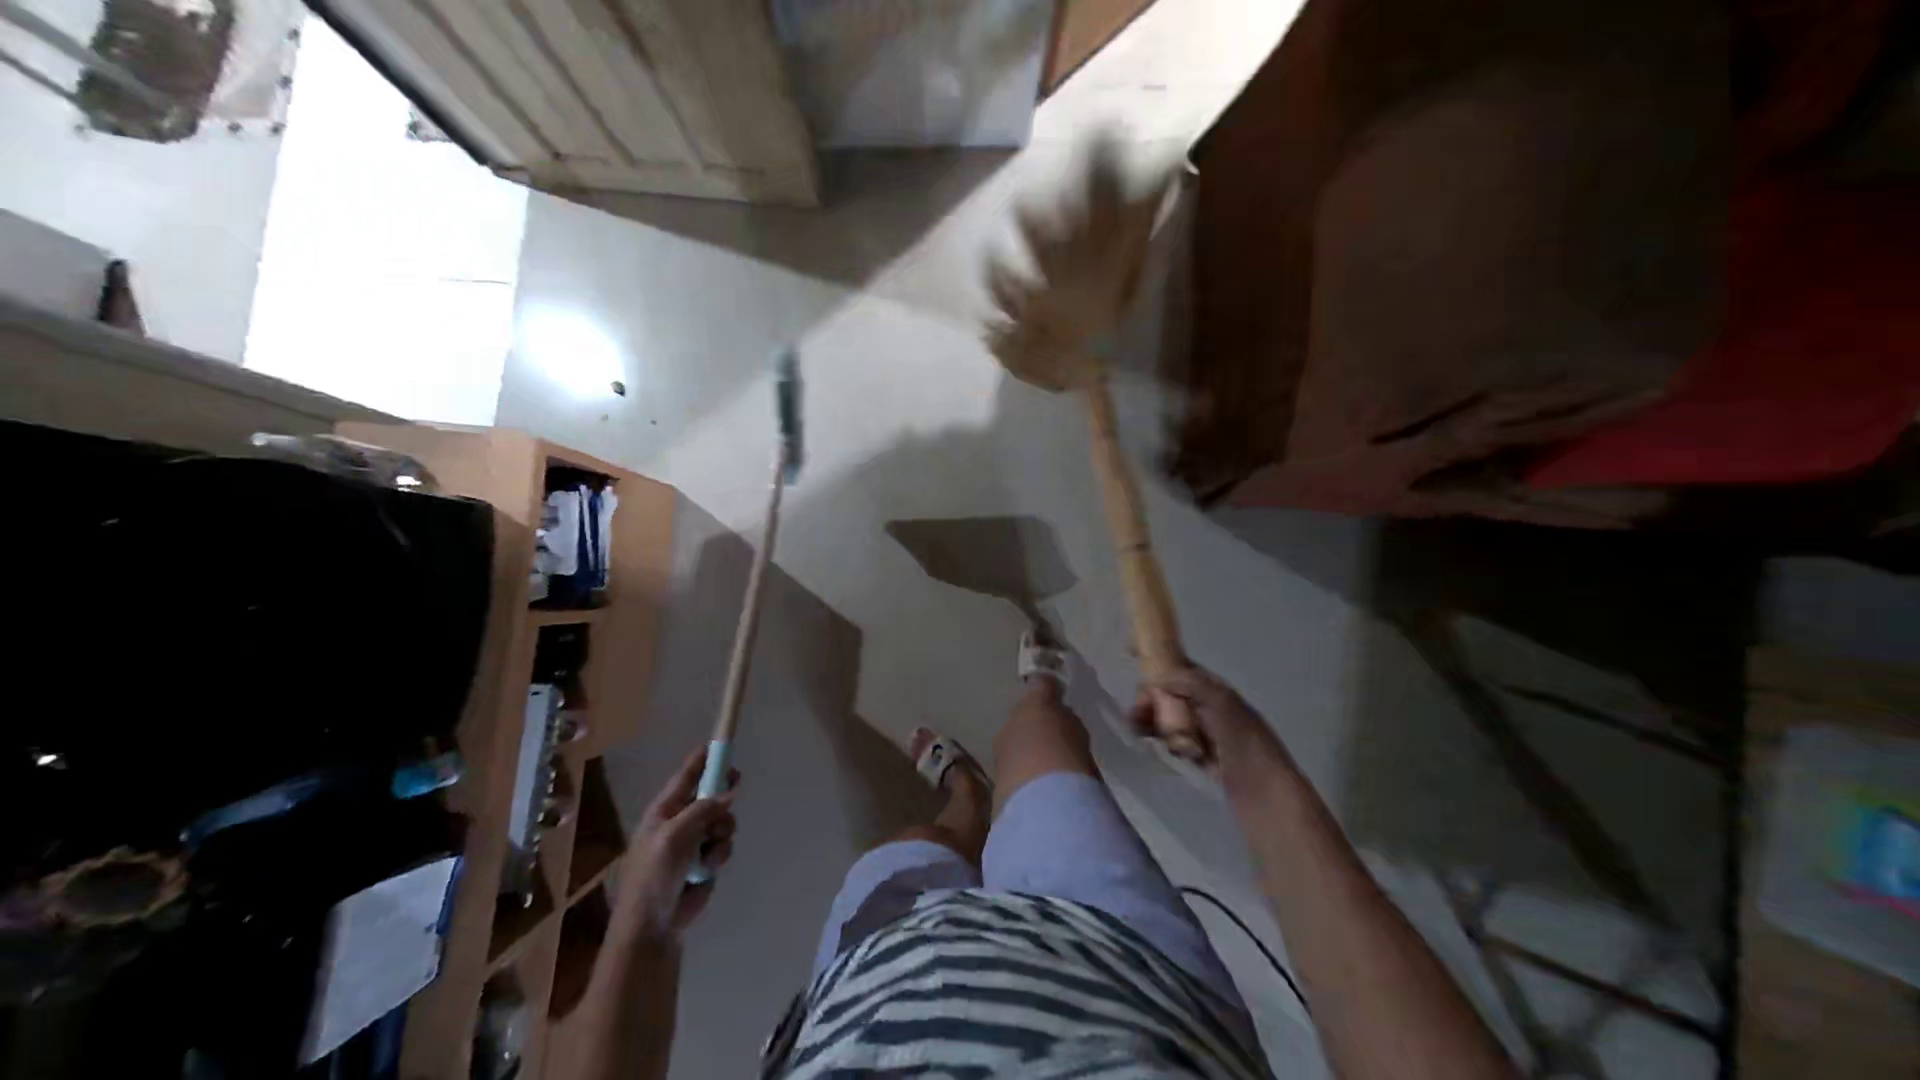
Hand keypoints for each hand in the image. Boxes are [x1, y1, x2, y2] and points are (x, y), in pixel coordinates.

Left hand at [613, 747, 738, 943]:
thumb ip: (703, 810)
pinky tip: (707, 871)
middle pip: (710, 795)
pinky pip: (723, 846)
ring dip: (722, 832)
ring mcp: (692, 843)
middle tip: (736, 786)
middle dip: (722, 796)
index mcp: (664, 811)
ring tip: (710, 852)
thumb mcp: (675, 836)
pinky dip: (719, 855)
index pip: (686, 776)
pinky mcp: (704, 864)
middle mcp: (679, 822)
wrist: (652, 926)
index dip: (703, 759)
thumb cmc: (654, 875)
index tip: (722, 744)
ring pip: (722, 821)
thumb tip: (729, 792)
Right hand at [1129, 666, 1290, 776]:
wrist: (1267, 797)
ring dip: (1151, 718)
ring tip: (1138, 731)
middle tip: (1136, 714)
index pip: (1182, 668)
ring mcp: (1206, 733)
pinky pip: (1174, 739)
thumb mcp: (1223, 706)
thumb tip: (1159, 675)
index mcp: (1218, 691)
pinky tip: (1150, 743)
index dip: (1159, 666)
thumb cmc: (1246, 747)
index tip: (1135, 672)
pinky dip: (1159, 737)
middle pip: (1171, 693)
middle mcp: (1211, 707)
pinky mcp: (1202, 756)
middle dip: (1151, 699)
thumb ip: (1193, 685)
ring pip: (1170, 717)